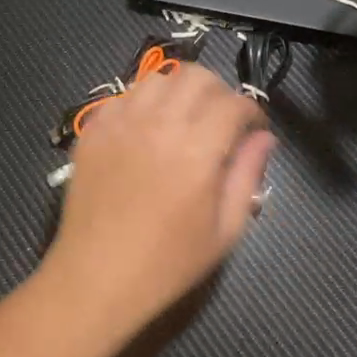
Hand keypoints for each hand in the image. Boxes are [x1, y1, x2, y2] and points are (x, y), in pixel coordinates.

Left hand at [43, 63, 273, 335]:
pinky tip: (147, 130)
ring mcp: (120, 122)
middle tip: (222, 120)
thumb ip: (248, 175)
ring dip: (179, 91)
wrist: (95, 280)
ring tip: (184, 119)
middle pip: (197, 76)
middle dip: (219, 92)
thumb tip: (264, 138)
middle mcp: (158, 123)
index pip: (234, 103)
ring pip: (158, 78)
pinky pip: (123, 96)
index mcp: (197, 149)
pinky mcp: (93, 130)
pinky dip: (142, 103)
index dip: (252, 111)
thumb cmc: (167, 264)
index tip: (254, 129)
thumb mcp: (225, 230)